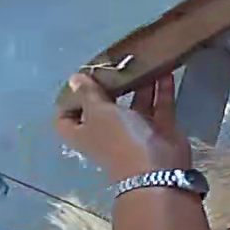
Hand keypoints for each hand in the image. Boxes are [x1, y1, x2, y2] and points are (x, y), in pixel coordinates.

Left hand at [55, 72, 191, 181]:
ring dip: (138, 83)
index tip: (78, 79)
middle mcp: (107, 131)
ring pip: (136, 102)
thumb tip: (75, 78)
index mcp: (83, 132)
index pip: (66, 116)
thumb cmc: (120, 139)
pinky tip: (163, 69)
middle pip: (103, 106)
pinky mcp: (160, 128)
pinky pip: (160, 104)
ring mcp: (136, 130)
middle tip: (113, 63)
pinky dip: (161, 89)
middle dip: (108, 85)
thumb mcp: (98, 112)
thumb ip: (88, 93)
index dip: (69, 98)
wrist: (158, 168)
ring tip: (140, 61)